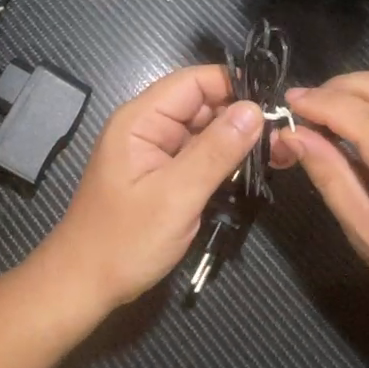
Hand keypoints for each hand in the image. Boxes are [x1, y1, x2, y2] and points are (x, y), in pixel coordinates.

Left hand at [33, 65, 262, 313]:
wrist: (83, 285)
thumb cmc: (124, 241)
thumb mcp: (176, 196)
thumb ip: (216, 151)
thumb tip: (254, 109)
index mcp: (141, 119)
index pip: (194, 81)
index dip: (234, 86)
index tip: (275, 106)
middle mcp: (147, 126)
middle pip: (202, 103)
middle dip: (241, 116)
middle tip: (285, 138)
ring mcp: (154, 151)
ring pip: (204, 131)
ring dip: (236, 141)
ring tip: (279, 155)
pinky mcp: (162, 175)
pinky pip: (198, 156)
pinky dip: (224, 161)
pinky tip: (252, 172)